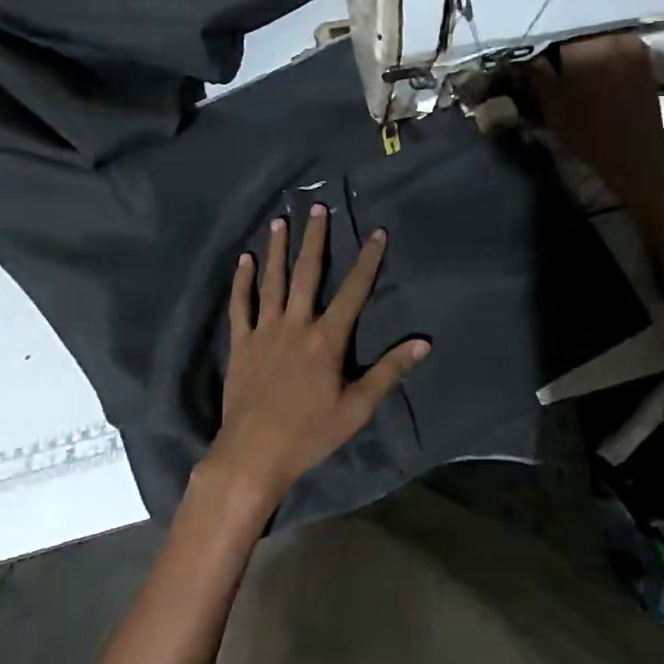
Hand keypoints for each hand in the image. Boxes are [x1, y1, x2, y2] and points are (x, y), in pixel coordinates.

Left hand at [205, 204, 428, 501]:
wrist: (253, 456)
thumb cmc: (310, 434)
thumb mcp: (357, 408)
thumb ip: (389, 372)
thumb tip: (423, 343)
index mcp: (326, 339)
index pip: (353, 291)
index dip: (368, 260)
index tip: (377, 232)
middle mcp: (295, 325)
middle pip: (307, 273)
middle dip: (315, 239)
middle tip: (318, 207)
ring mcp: (264, 332)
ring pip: (272, 282)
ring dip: (277, 250)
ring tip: (280, 221)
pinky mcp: (241, 344)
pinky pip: (240, 305)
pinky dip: (242, 282)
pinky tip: (244, 260)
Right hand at [524, 31, 663, 204]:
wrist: (635, 151)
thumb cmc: (588, 132)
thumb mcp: (553, 107)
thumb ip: (539, 76)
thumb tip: (529, 56)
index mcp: (584, 49)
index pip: (557, 27)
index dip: (544, 36)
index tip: (536, 46)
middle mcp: (610, 37)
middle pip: (581, 27)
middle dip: (566, 36)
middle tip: (553, 50)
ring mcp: (631, 43)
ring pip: (600, 32)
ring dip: (586, 40)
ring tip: (574, 56)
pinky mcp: (643, 52)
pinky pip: (616, 40)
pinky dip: (604, 47)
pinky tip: (595, 62)